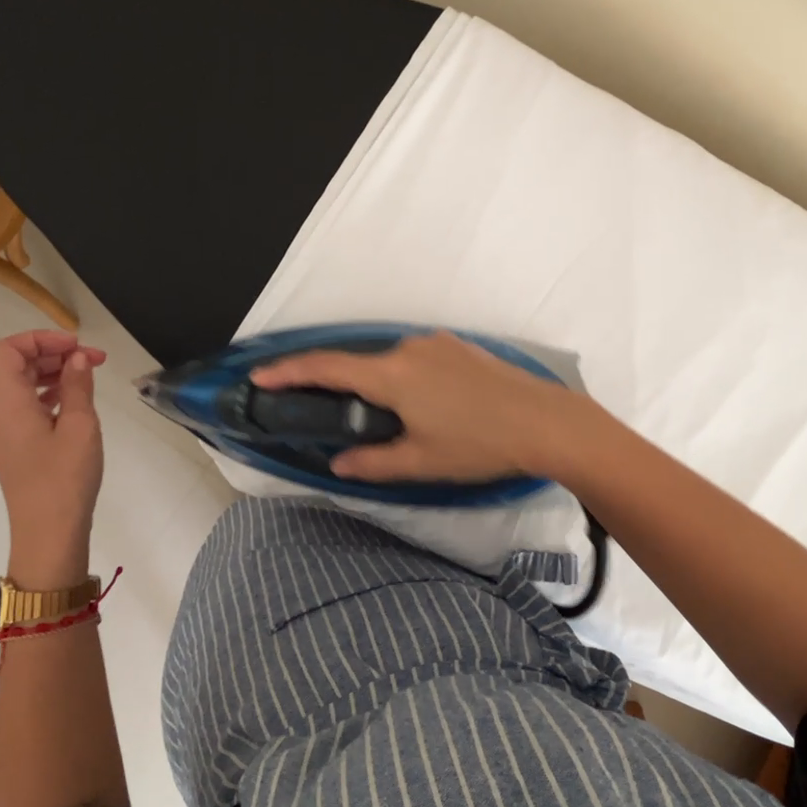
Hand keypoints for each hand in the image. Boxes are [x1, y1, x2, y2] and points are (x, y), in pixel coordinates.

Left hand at [0, 330, 107, 586]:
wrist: (48, 534)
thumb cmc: (65, 476)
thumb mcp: (80, 425)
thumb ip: (77, 385)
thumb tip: (77, 357)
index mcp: (7, 402)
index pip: (9, 350)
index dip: (41, 339)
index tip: (77, 346)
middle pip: (13, 367)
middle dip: (52, 354)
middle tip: (93, 360)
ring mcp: (1, 435)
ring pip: (19, 389)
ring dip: (50, 375)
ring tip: (87, 379)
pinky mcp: (12, 451)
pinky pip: (23, 410)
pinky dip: (46, 396)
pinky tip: (73, 406)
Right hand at [249, 331, 593, 483]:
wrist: (546, 422)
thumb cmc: (478, 445)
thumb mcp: (421, 463)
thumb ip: (373, 462)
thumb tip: (338, 463)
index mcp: (392, 375)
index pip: (327, 368)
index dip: (289, 372)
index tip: (260, 376)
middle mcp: (409, 348)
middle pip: (359, 362)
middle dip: (336, 383)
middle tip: (321, 408)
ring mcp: (438, 343)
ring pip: (390, 362)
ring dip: (375, 383)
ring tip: (380, 416)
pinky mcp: (461, 347)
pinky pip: (416, 359)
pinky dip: (403, 377)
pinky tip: (420, 405)